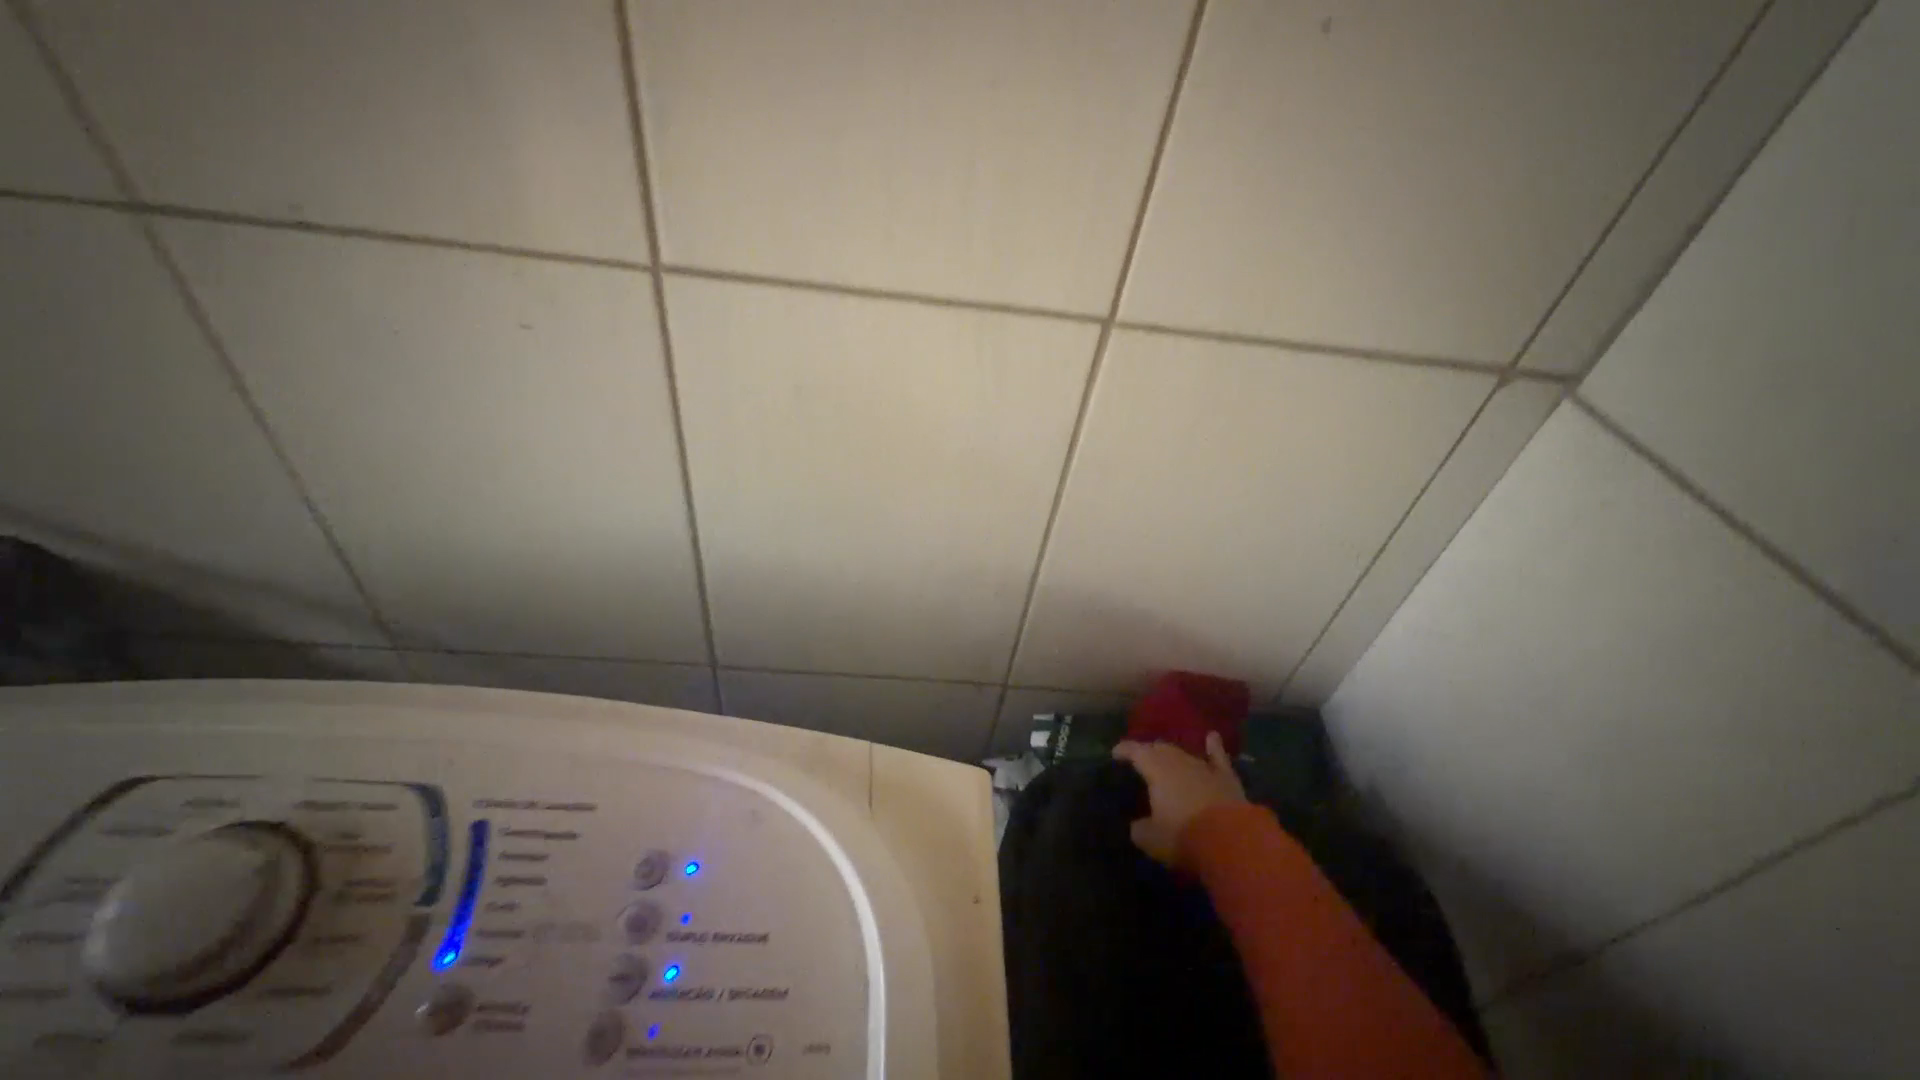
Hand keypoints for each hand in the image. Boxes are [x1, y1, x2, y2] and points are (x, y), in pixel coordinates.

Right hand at [1112, 732, 1246, 864]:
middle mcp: (1179, 762)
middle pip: (1161, 749)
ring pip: (1185, 754)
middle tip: (1141, 758)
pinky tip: (1212, 737)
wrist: (1230, 841)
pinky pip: (1218, 758)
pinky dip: (1214, 747)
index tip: (1115, 753)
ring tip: (1166, 756)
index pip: (1136, 752)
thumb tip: (1138, 825)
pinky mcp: (1227, 779)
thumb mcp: (1150, 838)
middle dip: (1149, 751)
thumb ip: (1140, 828)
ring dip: (1174, 754)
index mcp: (1156, 770)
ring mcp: (1205, 768)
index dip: (1124, 750)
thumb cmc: (1183, 836)